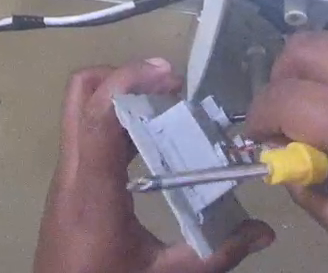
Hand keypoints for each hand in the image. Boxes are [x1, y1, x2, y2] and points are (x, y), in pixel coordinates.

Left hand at [34, 58, 273, 272]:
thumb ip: (215, 252)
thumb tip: (263, 231)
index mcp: (92, 192)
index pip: (97, 117)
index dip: (128, 81)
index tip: (169, 74)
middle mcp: (71, 172)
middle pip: (80, 93)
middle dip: (124, 75)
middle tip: (169, 86)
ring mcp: (65, 174)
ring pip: (81, 106)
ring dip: (122, 93)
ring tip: (167, 104)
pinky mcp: (68, 181)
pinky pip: (88, 130)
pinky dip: (118, 118)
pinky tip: (152, 135)